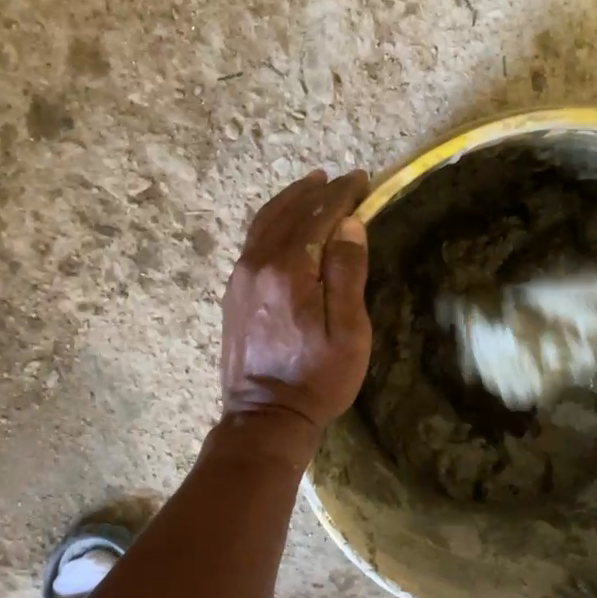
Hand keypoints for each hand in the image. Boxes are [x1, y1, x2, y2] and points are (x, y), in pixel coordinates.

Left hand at [218, 170, 372, 440]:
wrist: (265, 417)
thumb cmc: (317, 379)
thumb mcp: (348, 331)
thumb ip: (346, 273)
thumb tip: (349, 225)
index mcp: (289, 269)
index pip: (318, 216)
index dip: (342, 195)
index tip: (362, 180)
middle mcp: (258, 264)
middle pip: (288, 212)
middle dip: (317, 192)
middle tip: (342, 180)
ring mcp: (240, 278)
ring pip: (264, 223)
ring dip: (291, 200)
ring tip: (312, 186)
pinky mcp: (234, 294)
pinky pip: (253, 241)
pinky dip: (273, 221)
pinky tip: (285, 223)